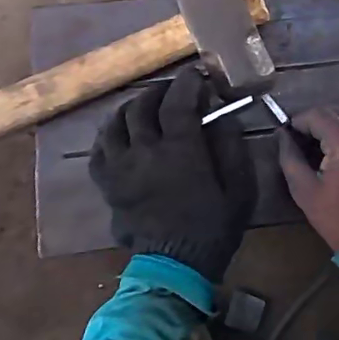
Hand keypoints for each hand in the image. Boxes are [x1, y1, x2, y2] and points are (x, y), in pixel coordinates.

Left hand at [89, 69, 257, 281]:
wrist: (176, 265)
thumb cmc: (213, 227)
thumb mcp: (239, 187)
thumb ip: (232, 146)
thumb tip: (222, 115)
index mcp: (179, 149)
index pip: (178, 100)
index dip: (188, 82)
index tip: (197, 75)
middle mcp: (143, 151)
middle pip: (142, 106)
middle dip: (159, 91)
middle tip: (172, 91)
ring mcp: (120, 167)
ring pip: (115, 123)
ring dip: (130, 108)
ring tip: (143, 107)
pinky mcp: (107, 184)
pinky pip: (98, 150)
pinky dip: (108, 136)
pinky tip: (118, 134)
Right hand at [278, 107, 338, 252]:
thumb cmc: (336, 218)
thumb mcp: (303, 189)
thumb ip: (289, 155)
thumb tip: (282, 135)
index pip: (317, 115)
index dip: (298, 122)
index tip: (288, 136)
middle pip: (334, 113)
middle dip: (314, 123)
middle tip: (301, 143)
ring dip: (331, 129)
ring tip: (319, 152)